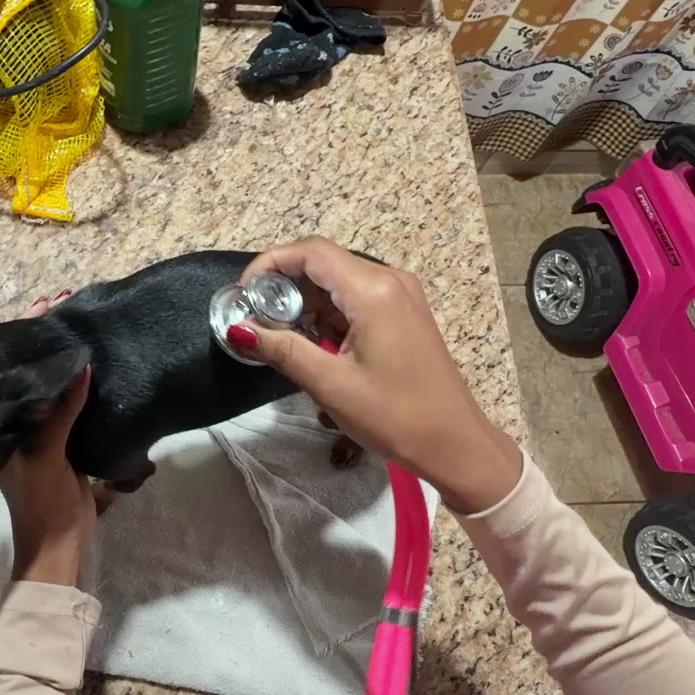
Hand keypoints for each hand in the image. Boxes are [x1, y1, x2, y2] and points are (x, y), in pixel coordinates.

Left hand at [0, 292, 93, 585]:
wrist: (60, 545)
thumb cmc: (42, 503)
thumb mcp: (45, 457)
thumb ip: (59, 414)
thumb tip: (78, 366)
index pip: (6, 371)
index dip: (20, 338)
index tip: (40, 306)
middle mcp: (11, 422)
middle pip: (27, 372)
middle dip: (41, 340)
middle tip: (63, 303)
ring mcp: (37, 432)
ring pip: (47, 385)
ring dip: (60, 358)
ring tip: (76, 321)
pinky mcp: (62, 442)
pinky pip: (68, 404)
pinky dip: (77, 382)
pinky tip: (89, 364)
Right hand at [232, 237, 522, 511]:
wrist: (453, 442)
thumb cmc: (394, 416)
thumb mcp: (331, 384)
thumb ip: (283, 350)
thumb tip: (240, 329)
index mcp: (373, 291)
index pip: (311, 252)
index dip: (271, 262)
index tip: (243, 292)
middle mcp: (389, 280)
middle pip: (324, 262)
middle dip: (284, 285)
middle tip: (255, 318)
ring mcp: (400, 295)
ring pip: (338, 281)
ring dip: (305, 302)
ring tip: (278, 336)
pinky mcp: (402, 313)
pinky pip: (355, 298)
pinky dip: (327, 313)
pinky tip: (311, 342)